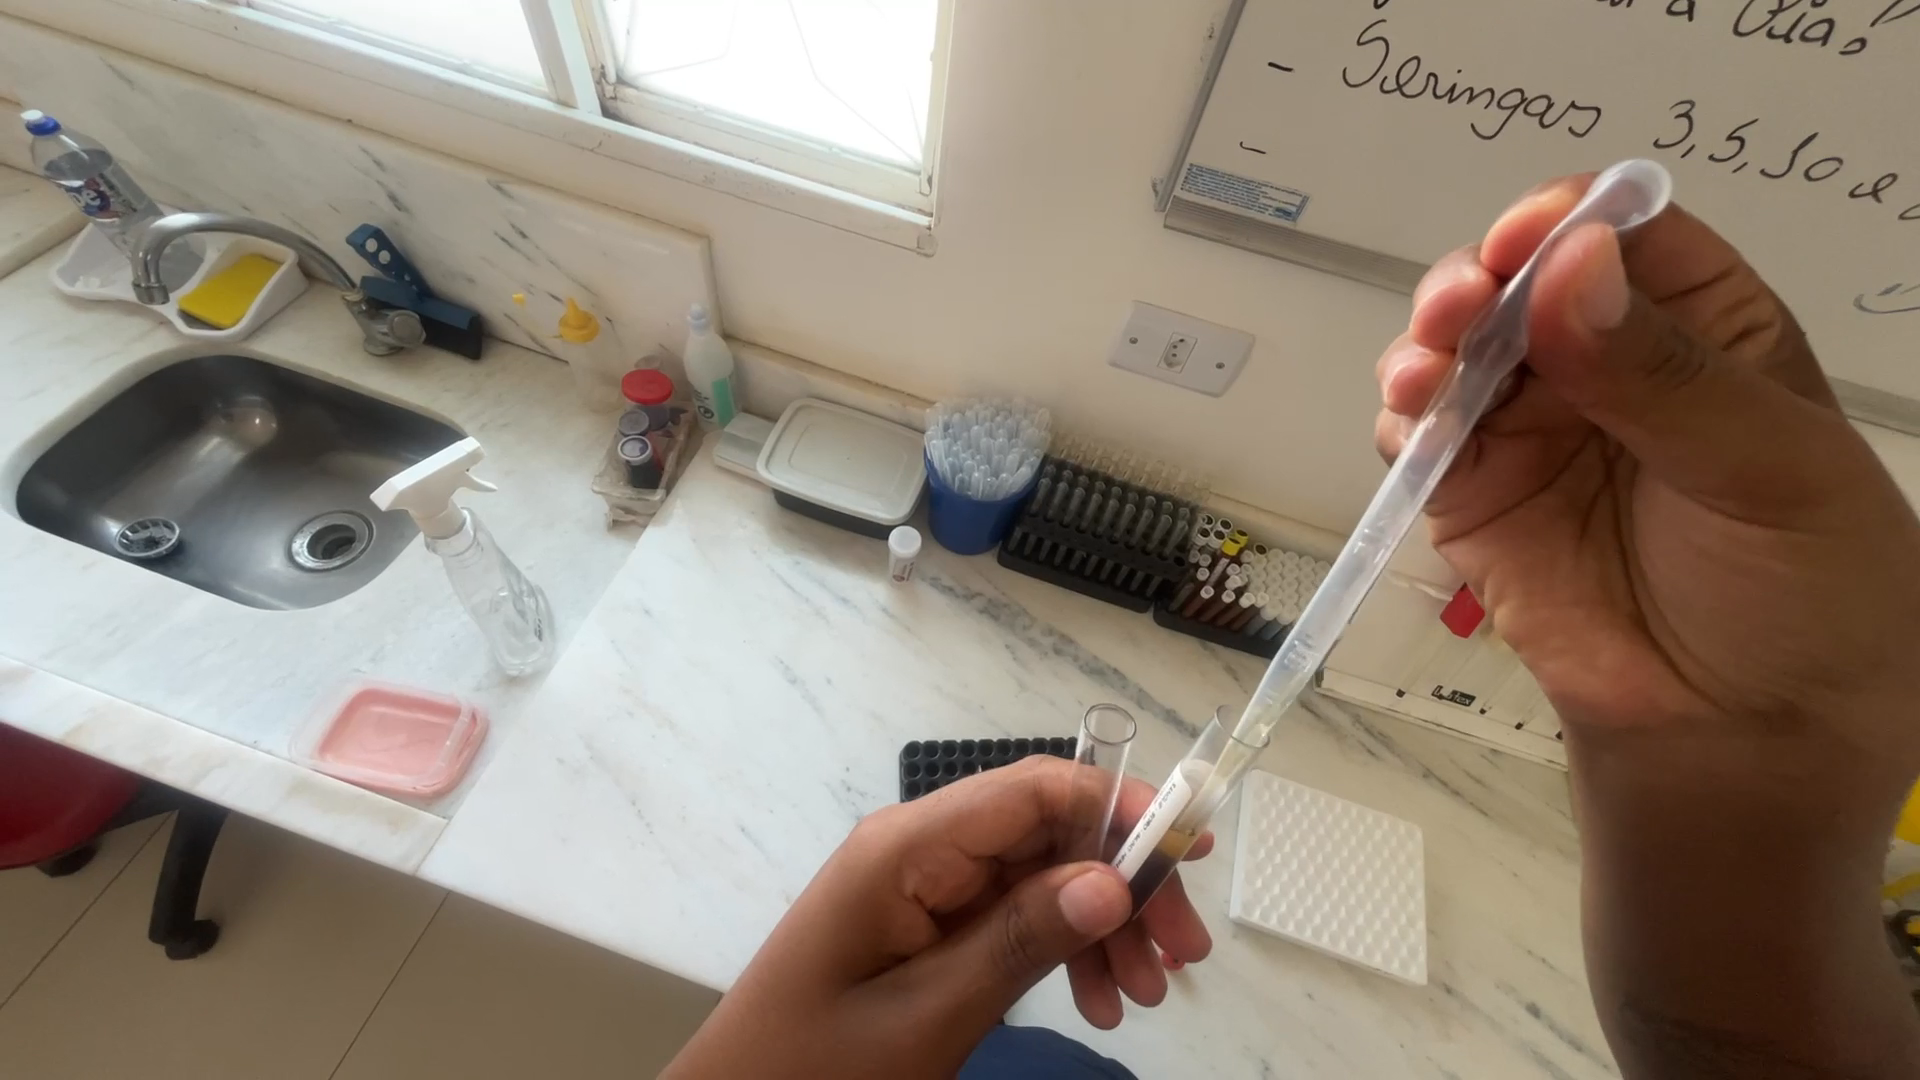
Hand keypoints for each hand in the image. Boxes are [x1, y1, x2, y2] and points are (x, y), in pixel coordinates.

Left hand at [661, 757, 1212, 1079]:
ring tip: (1146, 994)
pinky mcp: (932, 912)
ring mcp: (928, 877)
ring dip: (1101, 922)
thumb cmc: (820, 1067)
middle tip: (1183, 954)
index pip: (1030, 788)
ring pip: (1041, 872)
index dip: (1115, 800)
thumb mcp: (929, 1014)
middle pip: (1046, 830)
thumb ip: (1022, 938)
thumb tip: (1114, 882)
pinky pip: (1015, 910)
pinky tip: (1098, 997)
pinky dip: (1064, 945)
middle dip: (1121, 881)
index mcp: (910, 843)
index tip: (1188, 844)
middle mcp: (923, 842)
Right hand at [1374, 176, 1919, 762]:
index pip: (1621, 243)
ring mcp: (1519, 430)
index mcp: (1694, 334)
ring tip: (1420, 375)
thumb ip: (1661, 372)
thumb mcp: (1761, 467)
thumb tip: (1565, 265)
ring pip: (1448, 357)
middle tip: (1455, 310)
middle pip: (1511, 291)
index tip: (1525, 240)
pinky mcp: (1461, 489)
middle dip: (1472, 286)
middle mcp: (1592, 368)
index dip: (1568, 225)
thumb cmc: (1790, 588)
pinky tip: (1406, 422)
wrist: (1721, 720)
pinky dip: (1398, 419)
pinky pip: (1413, 436)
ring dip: (1421, 350)